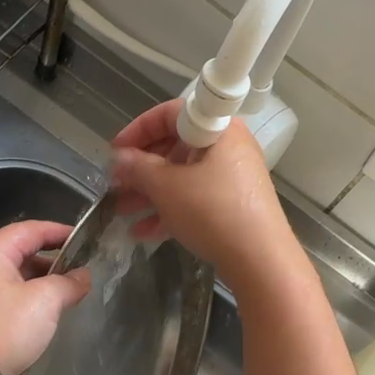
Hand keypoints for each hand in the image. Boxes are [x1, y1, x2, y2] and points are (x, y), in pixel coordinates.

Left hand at [0, 220, 91, 374]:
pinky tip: (32, 319)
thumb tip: (82, 276)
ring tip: (59, 300)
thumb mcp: (45, 303)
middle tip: (75, 276)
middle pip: (16, 253)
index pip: (30, 230)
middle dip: (48, 263)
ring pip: (5, 278)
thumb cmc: (3, 332)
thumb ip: (68, 284)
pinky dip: (16, 301)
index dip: (60, 233)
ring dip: (33, 285)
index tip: (84, 241)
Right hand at [109, 99, 302, 289]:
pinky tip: (143, 232)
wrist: (260, 259)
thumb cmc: (212, 212)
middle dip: (141, 169)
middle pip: (175, 148)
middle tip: (115, 186)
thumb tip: (120, 158)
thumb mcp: (167, 188)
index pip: (171, 114)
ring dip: (150, 194)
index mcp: (217, 129)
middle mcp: (228, 147)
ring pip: (183, 178)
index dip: (138, 130)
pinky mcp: (233, 206)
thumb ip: (138, 168)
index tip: (115, 151)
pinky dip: (170, 211)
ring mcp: (232, 178)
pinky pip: (195, 199)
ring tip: (122, 211)